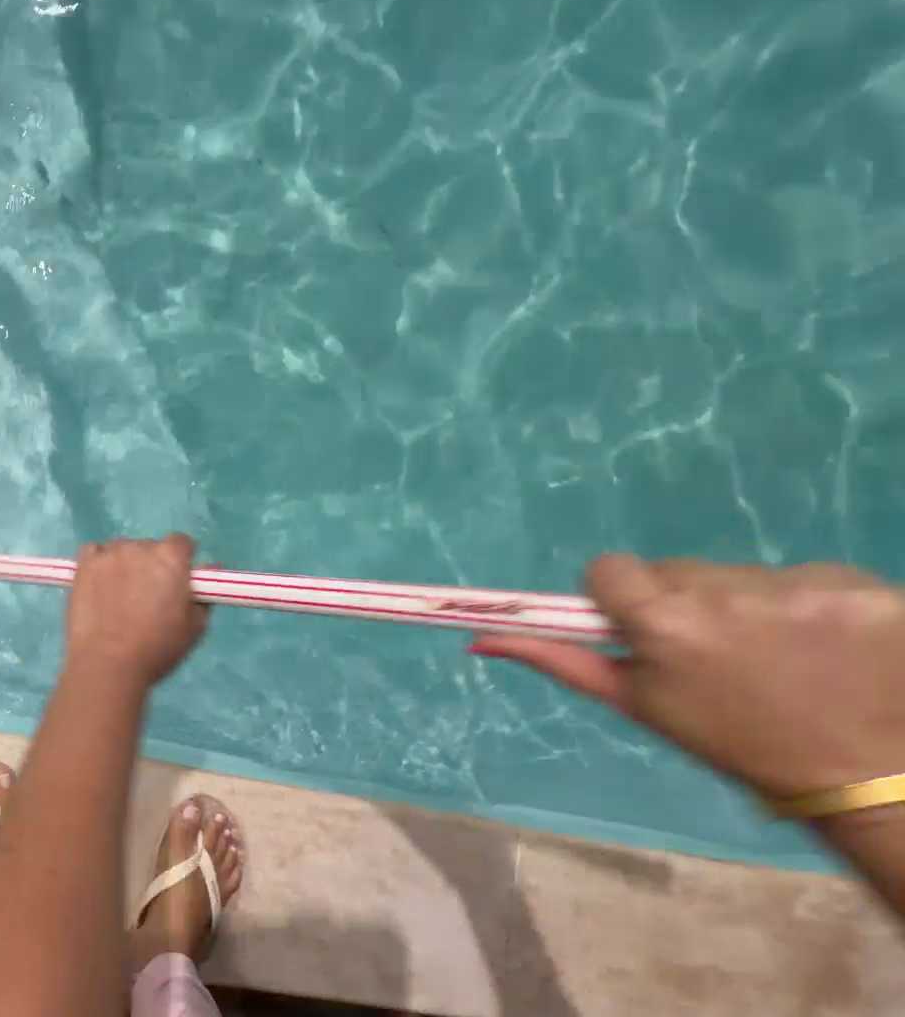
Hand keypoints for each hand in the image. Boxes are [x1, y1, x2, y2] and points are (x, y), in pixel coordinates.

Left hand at [64, 535, 209, 688]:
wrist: (108, 662)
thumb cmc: (158, 647)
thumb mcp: (195, 626)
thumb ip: (203, 594)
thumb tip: (209, 569)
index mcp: (171, 557)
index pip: (181, 543)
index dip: (182, 561)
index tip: (177, 580)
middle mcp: (140, 547)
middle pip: (149, 547)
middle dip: (151, 565)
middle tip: (147, 595)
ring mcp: (108, 554)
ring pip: (121, 550)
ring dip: (124, 564)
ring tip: (119, 594)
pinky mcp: (83, 565)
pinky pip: (93, 553)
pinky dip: (98, 563)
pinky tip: (98, 584)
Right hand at [472, 555, 904, 800]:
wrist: (874, 775)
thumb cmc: (732, 740)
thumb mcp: (636, 703)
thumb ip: (558, 659)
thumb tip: (479, 636)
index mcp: (663, 621)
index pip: (611, 569)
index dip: (620, 596)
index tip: (644, 627)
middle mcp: (727, 593)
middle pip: (677, 571)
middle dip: (686, 602)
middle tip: (716, 652)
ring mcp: (804, 587)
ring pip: (741, 574)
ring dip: (749, 604)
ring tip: (781, 653)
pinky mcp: (868, 587)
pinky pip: (809, 576)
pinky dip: (813, 604)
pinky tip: (832, 645)